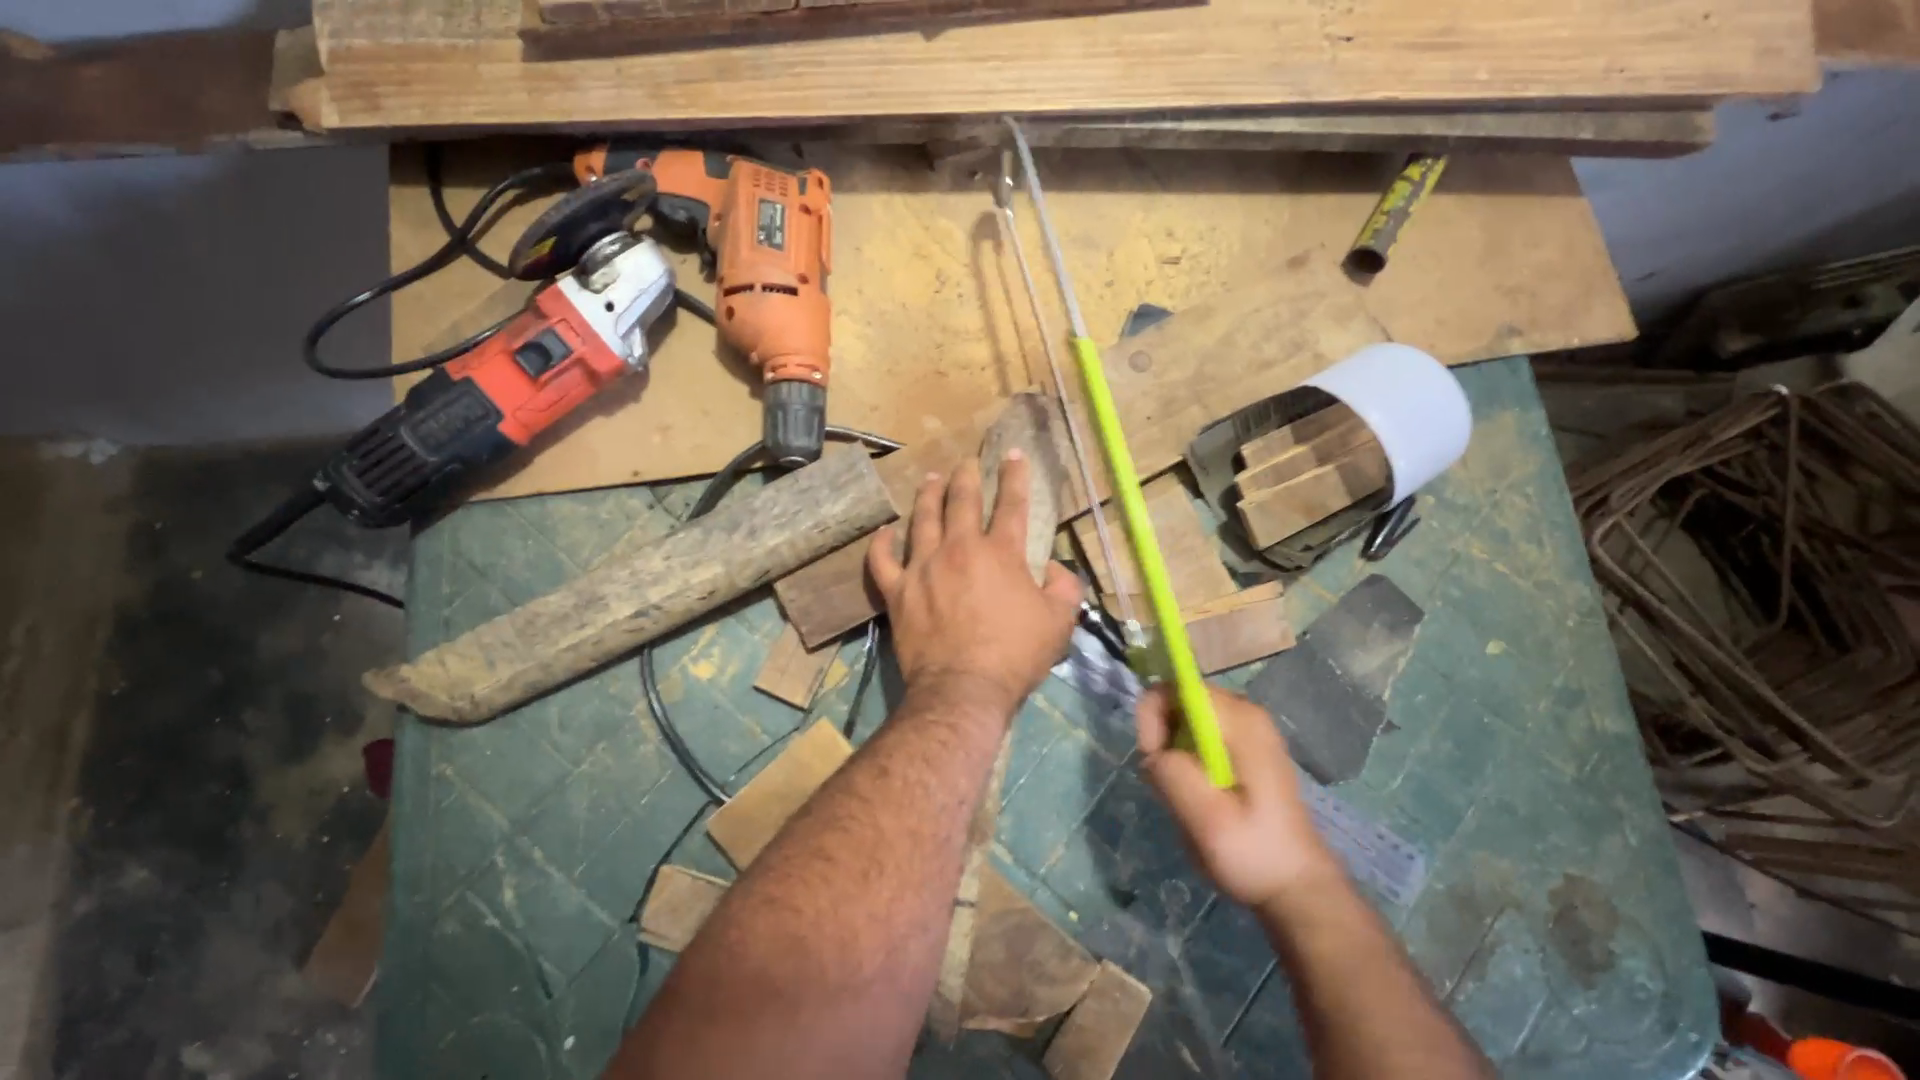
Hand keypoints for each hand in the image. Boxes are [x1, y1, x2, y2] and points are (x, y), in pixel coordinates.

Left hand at [867, 452, 1081, 715]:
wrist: (964, 688)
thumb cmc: (1015, 655)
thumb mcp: (1059, 622)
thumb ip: (1063, 587)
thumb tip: (1050, 567)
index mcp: (1001, 553)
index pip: (1011, 504)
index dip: (1014, 476)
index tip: (1013, 455)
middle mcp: (960, 549)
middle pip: (962, 501)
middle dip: (966, 477)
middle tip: (966, 463)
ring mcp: (923, 567)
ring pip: (923, 520)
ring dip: (928, 496)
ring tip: (931, 479)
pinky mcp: (897, 591)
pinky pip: (883, 559)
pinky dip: (882, 542)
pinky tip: (885, 531)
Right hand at [1137, 685, 1343, 908]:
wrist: (1296, 887)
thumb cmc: (1254, 853)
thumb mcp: (1207, 820)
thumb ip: (1174, 775)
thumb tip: (1153, 755)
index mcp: (1241, 722)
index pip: (1177, 689)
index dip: (1153, 717)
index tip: (1154, 762)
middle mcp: (1246, 714)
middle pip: (1179, 702)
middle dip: (1162, 739)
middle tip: (1170, 788)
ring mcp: (1248, 731)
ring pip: (1185, 723)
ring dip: (1173, 757)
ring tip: (1189, 799)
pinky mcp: (1246, 749)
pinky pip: (1199, 739)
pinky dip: (1187, 764)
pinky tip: (1201, 799)